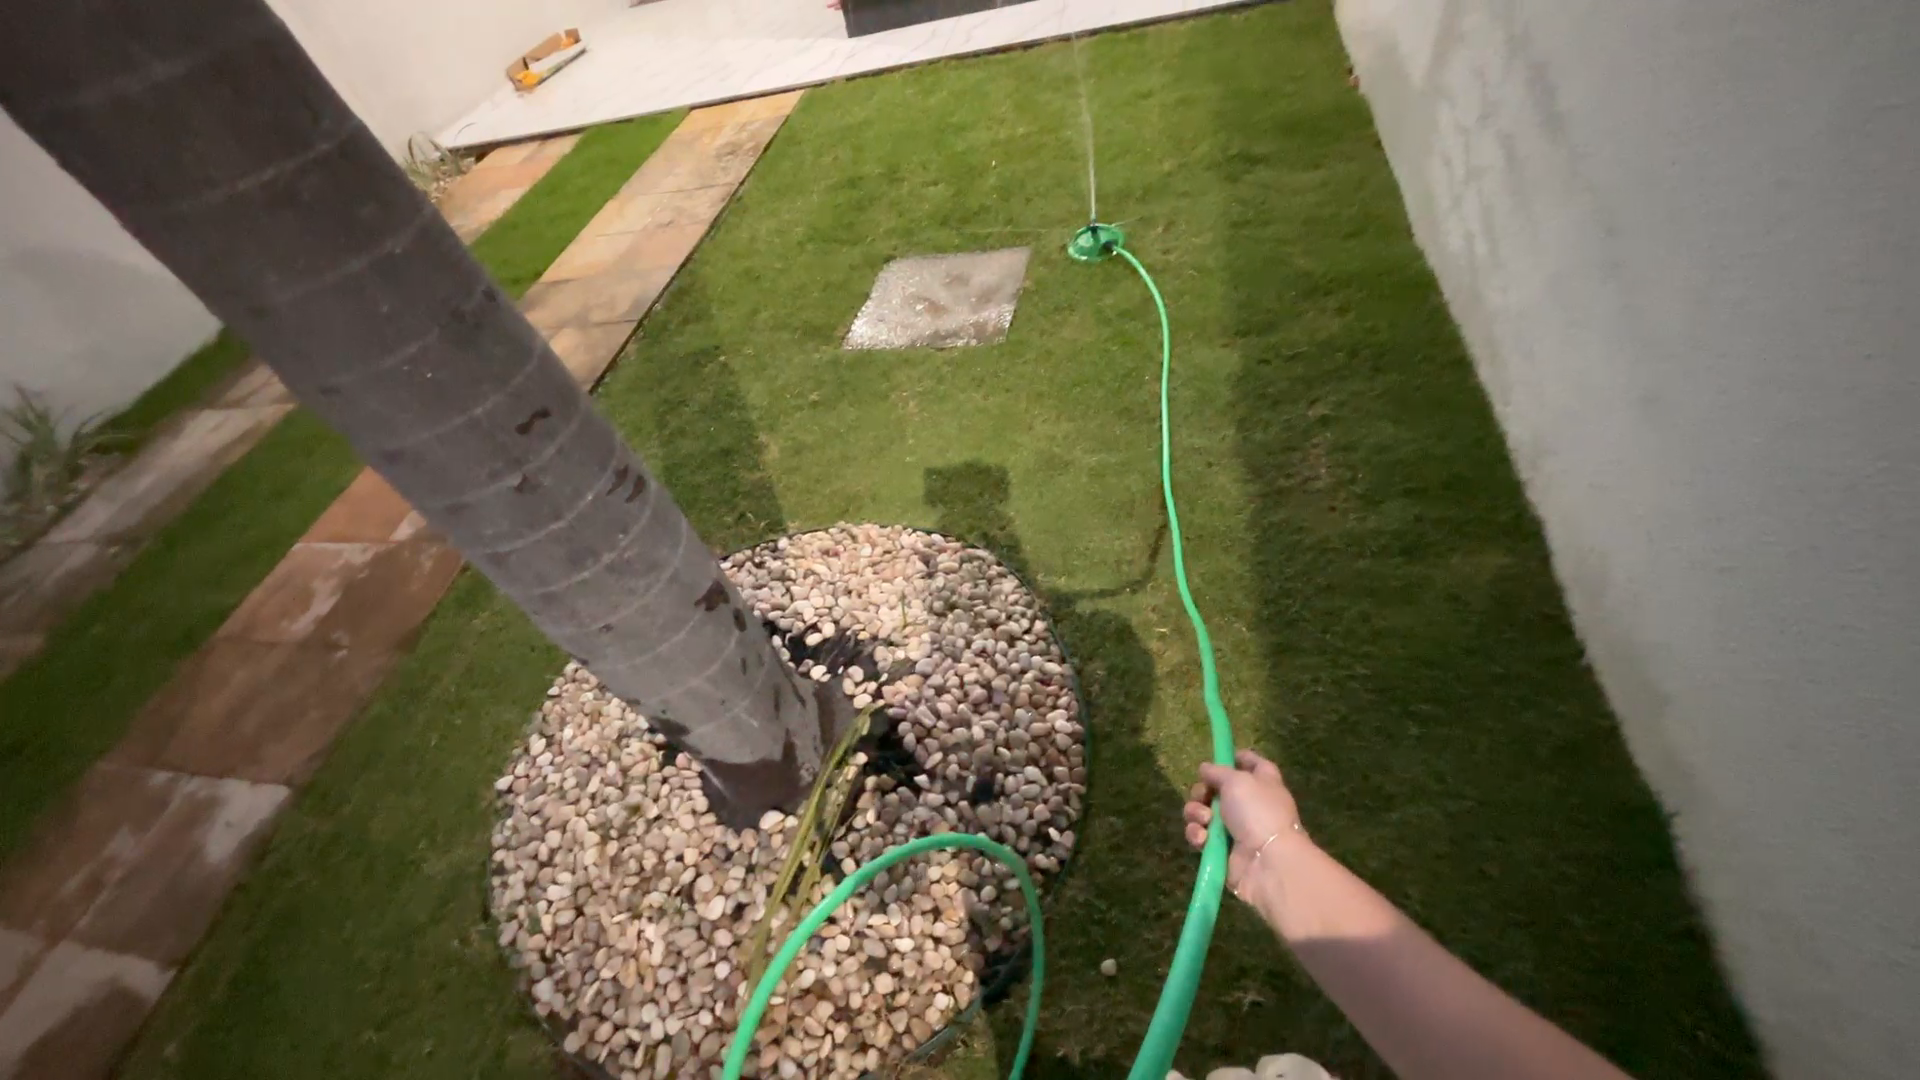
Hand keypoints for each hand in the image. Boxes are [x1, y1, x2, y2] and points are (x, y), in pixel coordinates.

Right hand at [1183, 748, 1308, 907]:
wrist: (1267, 862)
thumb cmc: (1258, 812)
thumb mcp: (1237, 780)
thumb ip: (1218, 771)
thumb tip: (1205, 768)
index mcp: (1263, 784)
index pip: (1254, 764)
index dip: (1239, 758)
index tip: (1221, 755)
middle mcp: (1250, 805)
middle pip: (1217, 789)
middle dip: (1202, 791)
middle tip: (1203, 796)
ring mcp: (1235, 829)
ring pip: (1202, 812)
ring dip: (1196, 813)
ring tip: (1205, 821)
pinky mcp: (1221, 850)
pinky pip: (1199, 836)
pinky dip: (1197, 835)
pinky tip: (1203, 839)